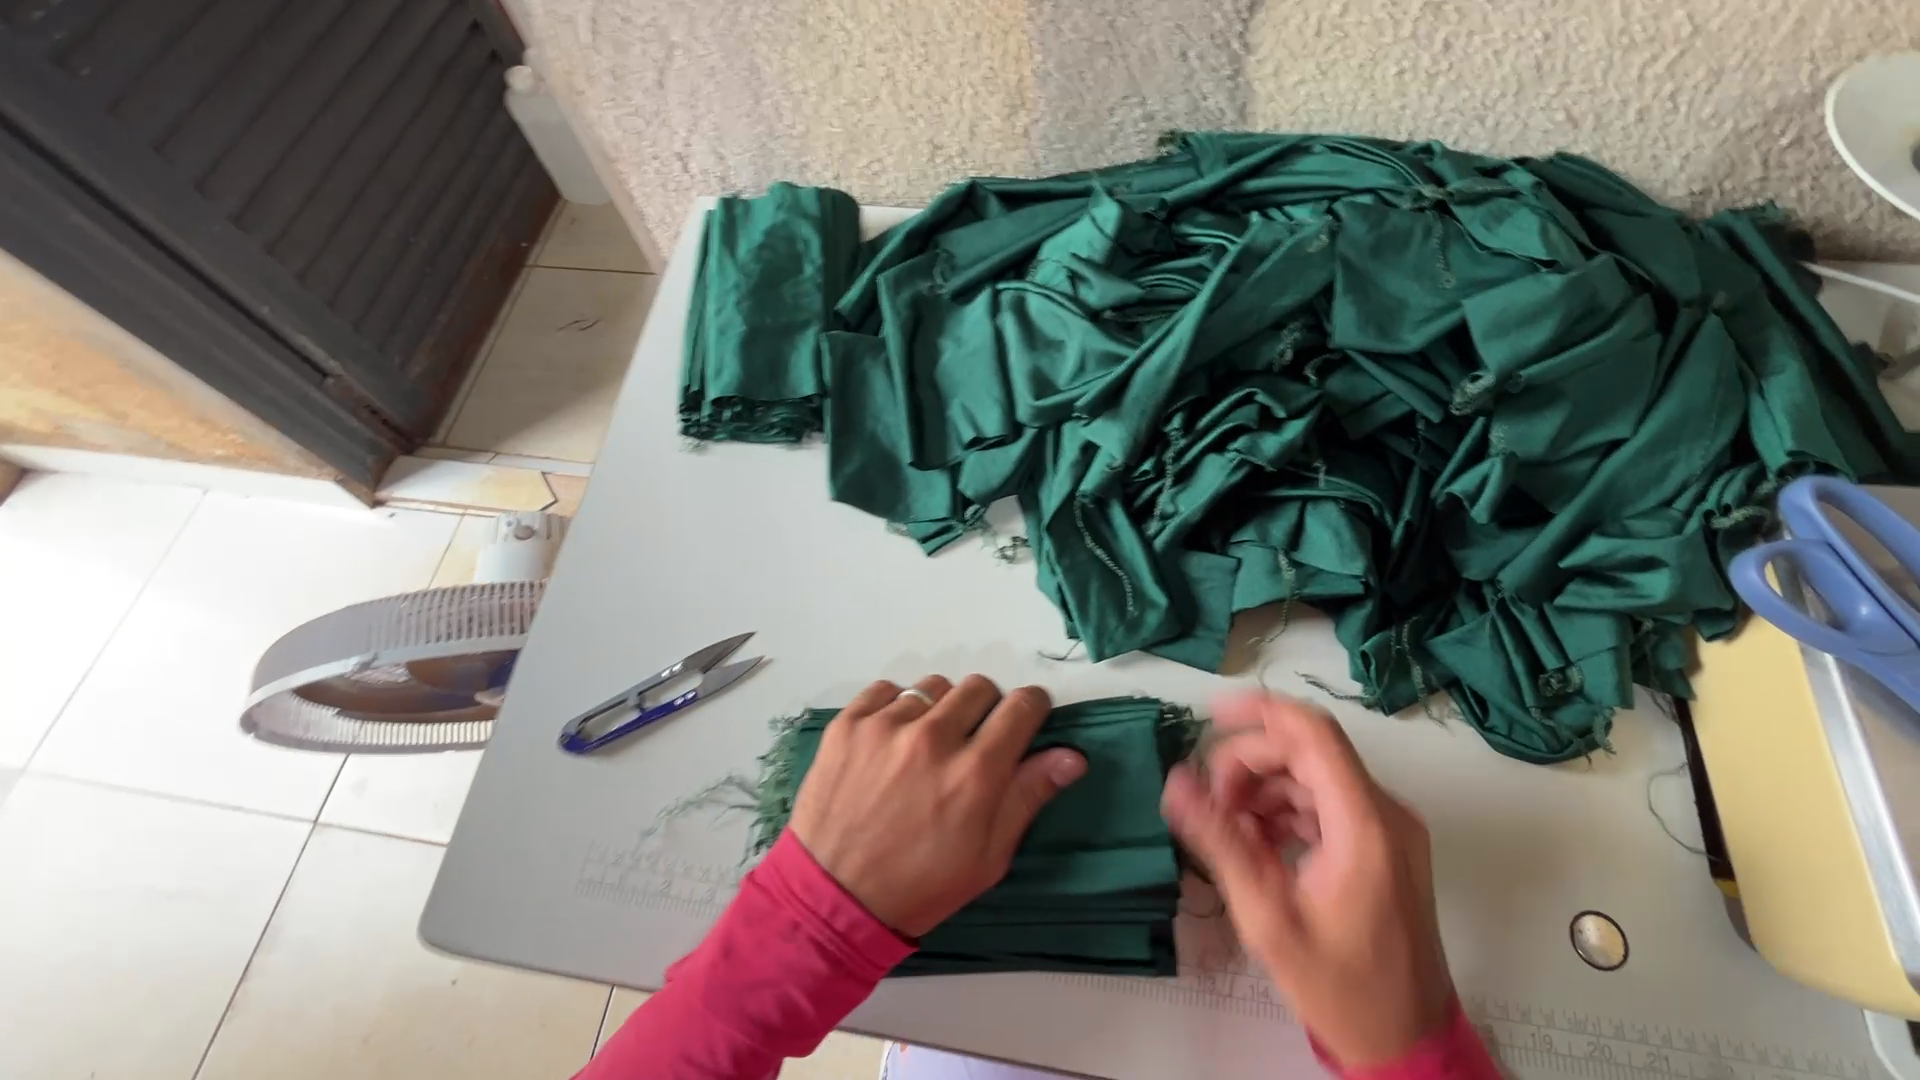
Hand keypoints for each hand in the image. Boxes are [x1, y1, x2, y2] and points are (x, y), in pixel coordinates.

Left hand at [788, 675, 1086, 936]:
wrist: (832, 897)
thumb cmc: (920, 885)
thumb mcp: (988, 857)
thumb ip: (1028, 796)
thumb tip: (1072, 755)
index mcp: (975, 772)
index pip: (1022, 705)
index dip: (1031, 708)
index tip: (1025, 720)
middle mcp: (933, 738)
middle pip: (979, 686)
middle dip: (985, 709)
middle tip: (971, 743)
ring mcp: (886, 726)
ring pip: (933, 687)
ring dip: (939, 710)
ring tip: (924, 748)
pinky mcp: (848, 724)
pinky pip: (886, 690)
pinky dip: (895, 708)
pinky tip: (891, 742)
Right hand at [1160, 693, 1452, 1068]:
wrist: (1406, 1042)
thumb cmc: (1339, 987)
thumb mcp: (1267, 916)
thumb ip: (1220, 841)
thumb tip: (1174, 783)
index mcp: (1364, 825)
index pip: (1313, 734)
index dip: (1259, 712)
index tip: (1208, 715)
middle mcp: (1384, 813)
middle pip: (1306, 751)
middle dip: (1248, 762)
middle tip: (1209, 801)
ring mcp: (1386, 828)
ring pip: (1311, 774)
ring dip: (1261, 787)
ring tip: (1226, 827)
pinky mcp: (1380, 843)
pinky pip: (1323, 802)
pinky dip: (1282, 809)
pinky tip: (1254, 841)